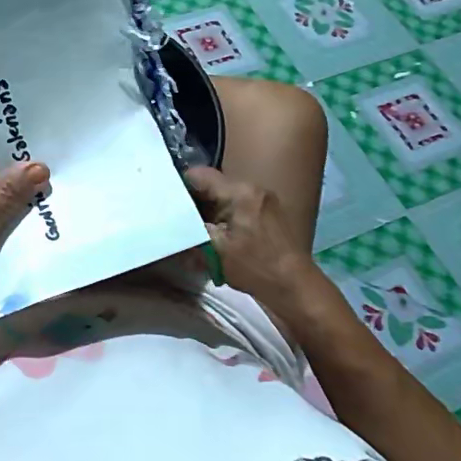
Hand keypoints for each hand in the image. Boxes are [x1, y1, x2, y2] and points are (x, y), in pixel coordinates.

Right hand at [183, 166, 320, 304]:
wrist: (294, 285)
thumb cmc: (254, 266)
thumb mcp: (215, 249)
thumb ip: (193, 228)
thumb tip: (175, 219)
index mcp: (240, 191)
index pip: (200, 175)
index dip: (179, 185)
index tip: (165, 201)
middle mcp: (254, 188)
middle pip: (214, 185)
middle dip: (194, 201)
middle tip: (176, 219)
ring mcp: (265, 199)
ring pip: (226, 197)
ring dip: (210, 211)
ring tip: (195, 229)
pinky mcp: (270, 213)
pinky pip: (240, 206)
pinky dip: (226, 217)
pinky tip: (217, 235)